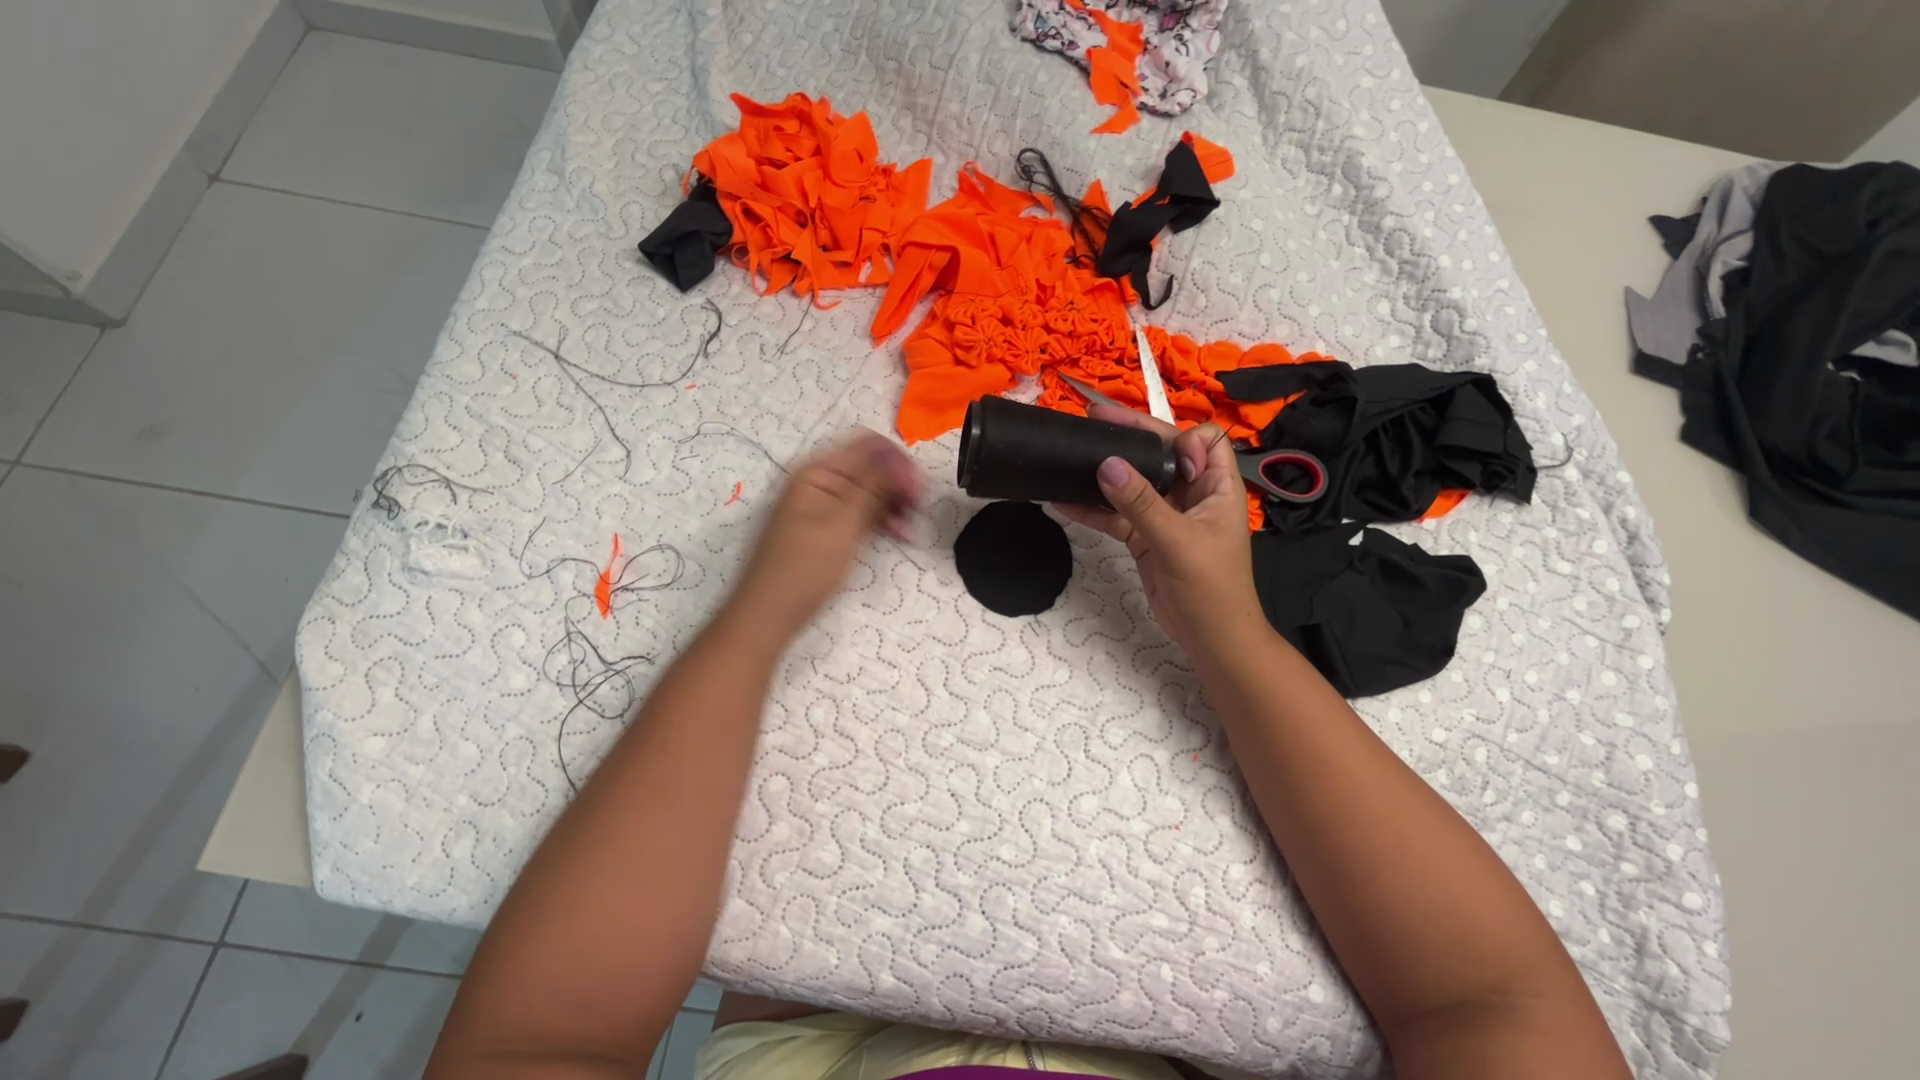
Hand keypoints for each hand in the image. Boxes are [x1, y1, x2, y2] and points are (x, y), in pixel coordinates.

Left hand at [724, 429, 922, 642]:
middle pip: (871, 467)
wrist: (767, 615)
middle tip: (917, 513)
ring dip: (893, 504)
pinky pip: (860, 511)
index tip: (917, 491)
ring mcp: (822, 504)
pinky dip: (880, 520)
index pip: (869, 446)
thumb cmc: (803, 571)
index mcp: (817, 472)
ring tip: (908, 531)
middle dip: (898, 485)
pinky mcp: (827, 526)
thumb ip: (872, 488)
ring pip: (869, 490)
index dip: (898, 462)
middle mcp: (819, 481)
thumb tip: (898, 457)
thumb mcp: (842, 527)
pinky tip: (897, 536)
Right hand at [1053, 406, 1264, 654]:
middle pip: (1161, 455)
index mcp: (1217, 486)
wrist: (1211, 639)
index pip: (1204, 440)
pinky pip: (1117, 514)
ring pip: (1135, 483)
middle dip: (1130, 438)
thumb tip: (1105, 465)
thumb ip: (1140, 503)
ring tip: (1072, 452)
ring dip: (1107, 472)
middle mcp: (1193, 494)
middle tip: (1092, 418)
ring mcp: (1167, 515)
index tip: (1154, 454)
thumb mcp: (1176, 542)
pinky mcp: (1146, 537)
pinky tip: (1063, 499)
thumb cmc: (1210, 588)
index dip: (1180, 439)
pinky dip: (1093, 508)